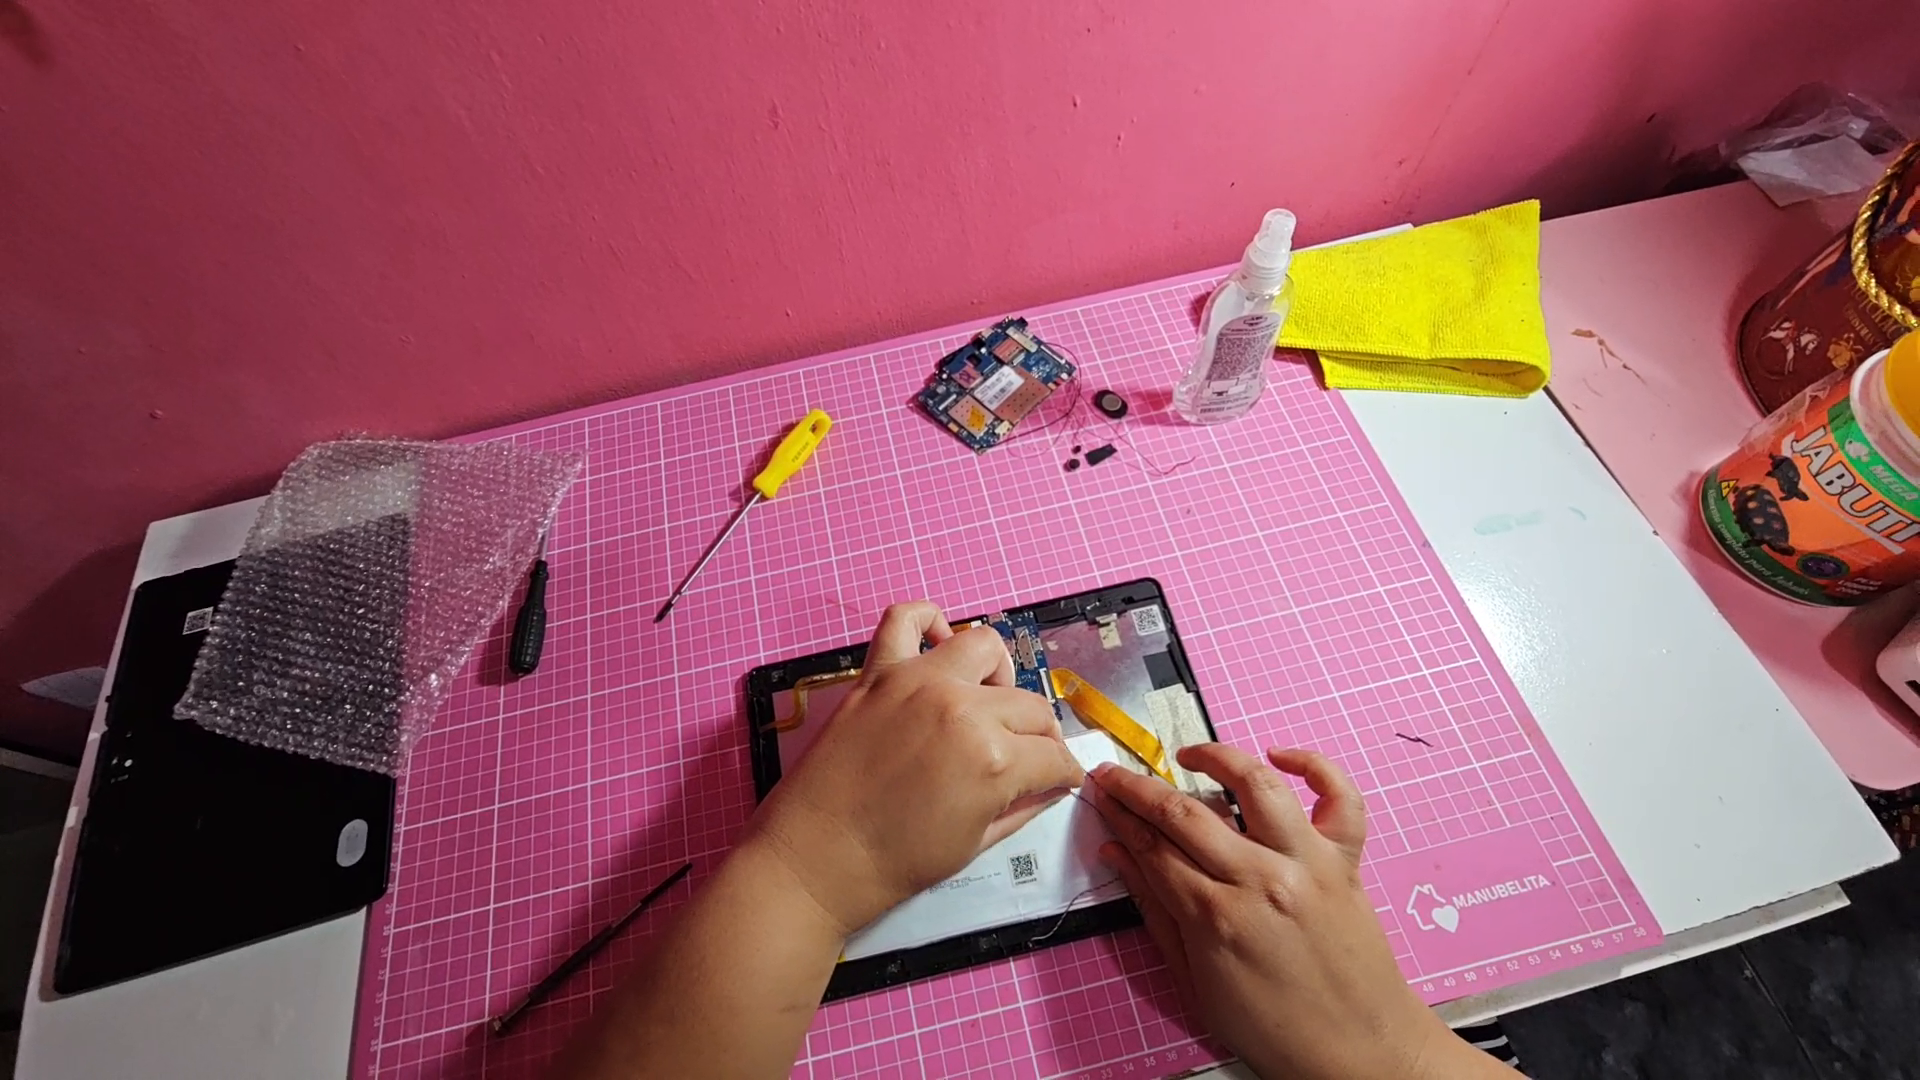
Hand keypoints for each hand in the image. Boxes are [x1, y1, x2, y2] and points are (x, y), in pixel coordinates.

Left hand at [746, 602, 1085, 936]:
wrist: (815, 857)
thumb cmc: (894, 863)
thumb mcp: (974, 844)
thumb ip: (1022, 806)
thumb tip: (1052, 784)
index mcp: (992, 758)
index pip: (1053, 756)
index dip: (1063, 773)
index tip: (1060, 779)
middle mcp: (962, 707)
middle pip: (1030, 705)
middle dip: (1042, 737)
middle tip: (1027, 756)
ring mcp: (918, 681)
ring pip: (984, 646)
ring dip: (998, 675)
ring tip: (985, 701)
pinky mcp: (879, 671)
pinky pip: (904, 618)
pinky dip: (926, 619)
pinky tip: (936, 642)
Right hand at [1088, 746, 1494, 1079]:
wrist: (1363, 1057)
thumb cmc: (1273, 1027)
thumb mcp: (1194, 982)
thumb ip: (1153, 910)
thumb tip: (1115, 852)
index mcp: (1217, 917)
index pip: (1151, 846)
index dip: (1119, 814)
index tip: (1100, 793)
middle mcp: (1261, 879)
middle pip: (1185, 813)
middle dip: (1137, 787)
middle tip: (1116, 773)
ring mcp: (1308, 864)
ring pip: (1256, 785)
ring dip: (1216, 757)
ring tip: (1188, 756)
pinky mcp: (1346, 861)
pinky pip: (1341, 799)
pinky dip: (1316, 766)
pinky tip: (1281, 755)